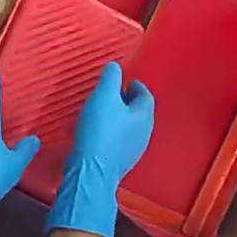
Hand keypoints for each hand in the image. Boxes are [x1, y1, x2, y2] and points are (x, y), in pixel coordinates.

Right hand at [47, 62, 153, 236]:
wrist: (91, 170)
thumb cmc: (99, 129)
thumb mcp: (103, 96)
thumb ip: (111, 78)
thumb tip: (115, 66)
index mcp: (143, 115)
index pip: (145, 95)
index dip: (135, 85)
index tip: (124, 81)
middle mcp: (144, 133)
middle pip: (138, 112)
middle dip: (126, 102)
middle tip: (110, 95)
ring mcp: (133, 150)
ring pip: (128, 128)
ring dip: (118, 118)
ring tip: (101, 113)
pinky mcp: (120, 163)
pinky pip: (118, 141)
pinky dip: (111, 133)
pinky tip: (95, 133)